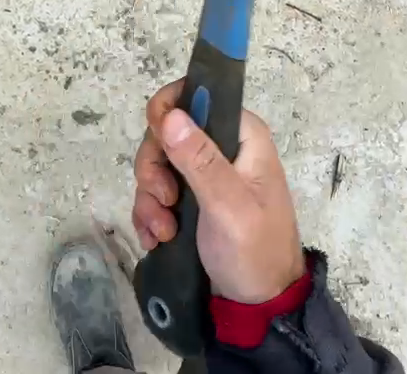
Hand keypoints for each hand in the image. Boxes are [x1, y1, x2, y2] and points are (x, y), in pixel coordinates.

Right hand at [131, 79, 306, 303]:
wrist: (257, 312)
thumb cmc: (255, 253)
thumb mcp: (230, 207)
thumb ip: (200, 161)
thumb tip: (170, 116)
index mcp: (240, 135)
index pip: (198, 94)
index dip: (169, 108)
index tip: (156, 135)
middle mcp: (221, 147)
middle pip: (166, 131)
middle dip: (155, 166)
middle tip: (164, 199)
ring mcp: (202, 174)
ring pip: (156, 163)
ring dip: (151, 197)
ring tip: (163, 230)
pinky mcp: (187, 200)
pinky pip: (153, 192)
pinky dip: (149, 214)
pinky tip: (157, 237)